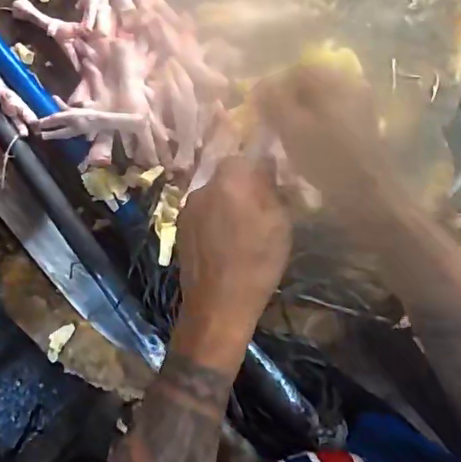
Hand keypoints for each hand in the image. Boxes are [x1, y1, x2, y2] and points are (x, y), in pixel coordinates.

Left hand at [178, 157, 291, 332]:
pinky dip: (218, 219)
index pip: (247, 155)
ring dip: (230, 202)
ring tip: (246, 227)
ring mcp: (188, 208)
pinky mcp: (181, 228)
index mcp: (229, 179)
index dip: (262, 167)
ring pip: (216, 194)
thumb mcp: (279, 222)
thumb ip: (272, 187)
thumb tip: (266, 165)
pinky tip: (229, 241)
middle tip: (264, 206)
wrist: (217, 306)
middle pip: (229, 174)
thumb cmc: (257, 261)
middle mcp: (203, 186)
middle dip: (245, 184)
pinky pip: (206, 212)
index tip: (276, 184)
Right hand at [253, 66, 403, 228]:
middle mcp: (350, 83)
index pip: (295, 70)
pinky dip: (317, 123)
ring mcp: (362, 104)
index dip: (271, 86)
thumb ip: (272, 100)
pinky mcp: (366, 125)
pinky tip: (307, 142)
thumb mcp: (291, 127)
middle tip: (268, 121)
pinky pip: (334, 114)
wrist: (369, 193)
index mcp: (332, 79)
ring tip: (285, 134)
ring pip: (322, 100)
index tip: (255, 107)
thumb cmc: (326, 158)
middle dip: (286, 99)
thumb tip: (261, 86)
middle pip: (310, 83)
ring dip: (301, 112)